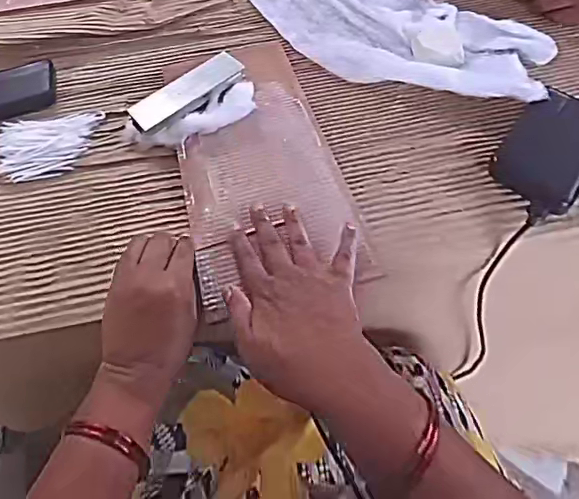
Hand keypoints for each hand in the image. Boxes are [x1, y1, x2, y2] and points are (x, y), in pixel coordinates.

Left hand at [97, 232, 197, 406]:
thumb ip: (190, 285)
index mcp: (176, 286)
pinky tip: (141, 264)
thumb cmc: (169, 351)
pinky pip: (127, 254)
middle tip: (172, 256)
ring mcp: (130, 277)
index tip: (188, 252)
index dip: (188, 248)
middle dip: (170, 245)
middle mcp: (152, 275)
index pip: (184, 248)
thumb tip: (188, 264)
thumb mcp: (191, 317)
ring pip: (142, 240)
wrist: (134, 371)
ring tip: (155, 258)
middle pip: (162, 238)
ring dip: (151, 246)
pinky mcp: (115, 281)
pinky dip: (136, 253)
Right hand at [226, 206, 382, 415]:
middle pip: (272, 245)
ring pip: (301, 243)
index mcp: (266, 293)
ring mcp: (314, 278)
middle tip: (257, 206)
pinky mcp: (339, 285)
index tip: (234, 228)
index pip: (247, 262)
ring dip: (294, 224)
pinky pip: (343, 257)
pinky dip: (346, 240)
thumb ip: (238, 315)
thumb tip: (229, 289)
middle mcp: (288, 278)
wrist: (336, 373)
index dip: (239, 244)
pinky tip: (349, 226)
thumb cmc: (292, 367)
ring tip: (289, 206)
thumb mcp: (251, 348)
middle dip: (263, 224)